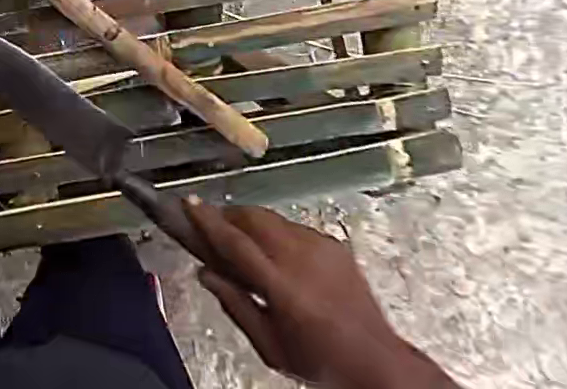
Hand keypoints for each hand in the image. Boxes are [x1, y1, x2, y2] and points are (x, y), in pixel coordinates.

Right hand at [183, 200, 458, 388]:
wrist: (377, 363)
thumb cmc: (318, 362)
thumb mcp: (270, 347)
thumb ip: (235, 305)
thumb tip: (204, 273)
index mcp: (281, 286)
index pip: (235, 242)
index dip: (208, 220)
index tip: (189, 204)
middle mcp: (299, 257)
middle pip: (252, 217)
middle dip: (228, 215)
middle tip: (212, 225)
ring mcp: (319, 246)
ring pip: (272, 217)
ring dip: (251, 222)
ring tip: (242, 238)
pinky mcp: (332, 243)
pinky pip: (294, 226)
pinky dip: (277, 232)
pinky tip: (277, 252)